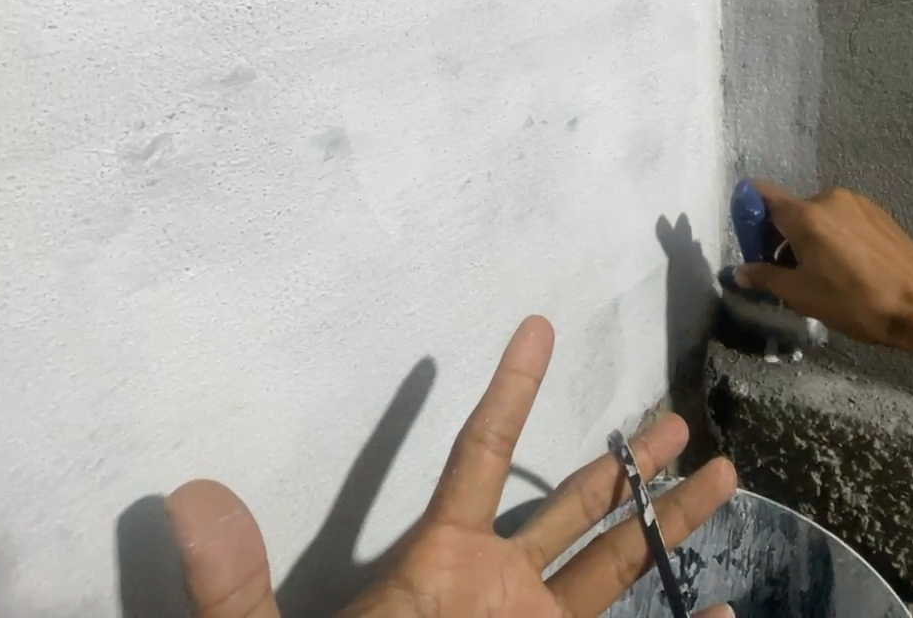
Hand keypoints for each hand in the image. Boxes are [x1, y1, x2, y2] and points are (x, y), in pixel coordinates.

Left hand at [164, 316, 738, 617]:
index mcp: (446, 561)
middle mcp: (504, 589)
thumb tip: (183, 494)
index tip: (536, 324)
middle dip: (624, 460)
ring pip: (619, 566)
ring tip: (717, 470)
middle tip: (672, 414)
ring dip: (668, 520)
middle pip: (576, 505)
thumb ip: (234, 586)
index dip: (510, 387)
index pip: (483, 451)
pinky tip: (729, 611)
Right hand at [730, 181, 912, 358]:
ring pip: (817, 216)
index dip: (746, 214)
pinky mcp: (878, 214)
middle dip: (778, 237)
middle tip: (782, 272)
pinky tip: (844, 268)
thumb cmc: (855, 302)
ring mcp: (857, 203)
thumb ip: (766, 277)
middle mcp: (829, 199)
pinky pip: (841, 219)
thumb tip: (739, 272)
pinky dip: (832, 237)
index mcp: (805, 215)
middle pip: (789, 209)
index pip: (760, 193)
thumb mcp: (802, 295)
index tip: (752, 245)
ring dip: (807, 239)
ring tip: (817, 275)